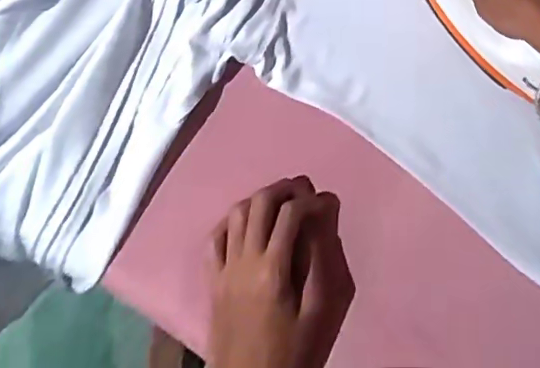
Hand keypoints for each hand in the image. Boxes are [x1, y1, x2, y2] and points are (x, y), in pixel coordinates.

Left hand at [208, 176, 353, 367]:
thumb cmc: (293, 357)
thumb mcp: (319, 316)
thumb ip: (324, 264)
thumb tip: (328, 220)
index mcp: (273, 270)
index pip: (291, 213)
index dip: (313, 200)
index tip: (328, 201)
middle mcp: (244, 261)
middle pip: (260, 202)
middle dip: (285, 188)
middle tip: (304, 189)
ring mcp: (224, 269)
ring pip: (236, 213)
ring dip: (259, 198)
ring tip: (279, 201)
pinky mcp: (212, 282)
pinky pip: (215, 238)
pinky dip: (231, 221)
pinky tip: (246, 223)